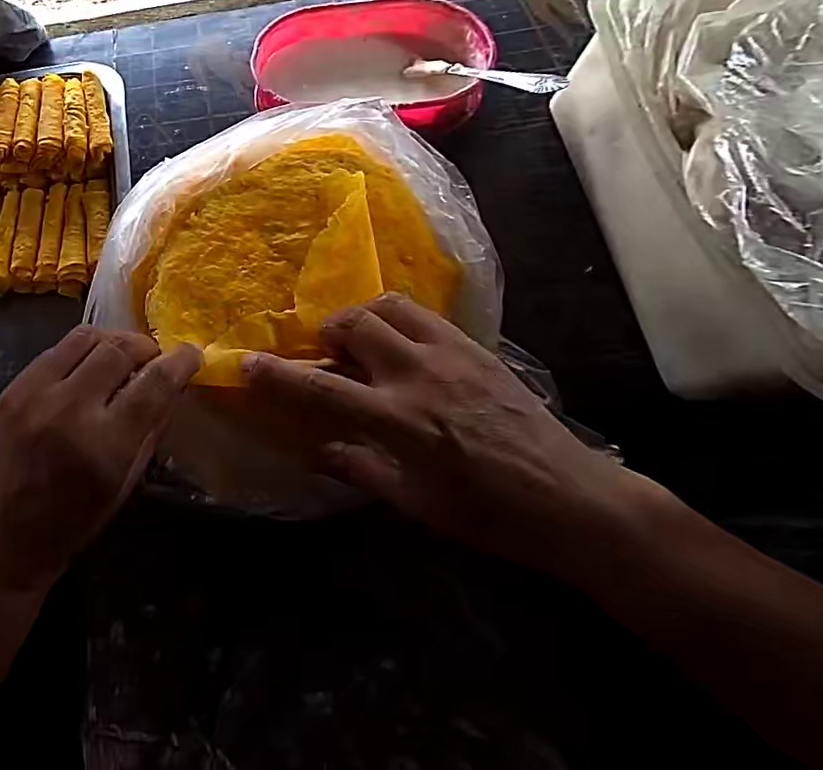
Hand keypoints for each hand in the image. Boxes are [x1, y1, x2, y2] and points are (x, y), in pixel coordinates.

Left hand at [0, 326, 200, 591]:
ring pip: (86, 337)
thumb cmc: (77, 518)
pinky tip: (89, 366)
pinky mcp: (14, 387)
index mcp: (106, 444)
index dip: (179, 362)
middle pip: (119, 350)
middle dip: (146, 347)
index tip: (191, 354)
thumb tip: (173, 382)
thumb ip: (152, 426)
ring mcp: (36, 393)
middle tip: (155, 357)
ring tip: (123, 355)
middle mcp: (70, 409)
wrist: (9, 531)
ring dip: (113, 341)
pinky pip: (56, 349)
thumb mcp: (128, 479)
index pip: (154, 383)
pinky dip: (81, 351)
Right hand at [244, 295, 675, 577]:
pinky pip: (423, 315)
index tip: (246, 363)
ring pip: (388, 307)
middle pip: (353, 325)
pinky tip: (401, 346)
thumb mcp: (414, 502)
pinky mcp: (476, 349)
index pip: (322, 388)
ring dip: (361, 318)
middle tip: (327, 354)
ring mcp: (452, 356)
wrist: (576, 502)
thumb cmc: (489, 515)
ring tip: (362, 342)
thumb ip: (358, 467)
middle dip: (326, 332)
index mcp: (400, 422)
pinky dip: (397, 320)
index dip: (278, 375)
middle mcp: (420, 377)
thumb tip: (315, 450)